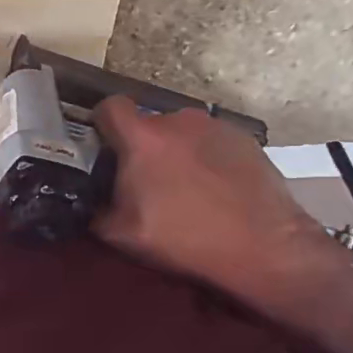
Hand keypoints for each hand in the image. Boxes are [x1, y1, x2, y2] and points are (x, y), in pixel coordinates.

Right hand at [92, 97, 343, 304]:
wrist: (262, 244)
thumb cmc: (186, 238)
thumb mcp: (124, 236)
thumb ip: (96, 211)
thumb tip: (90, 201)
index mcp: (143, 138)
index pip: (110, 107)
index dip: (103, 124)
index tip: (106, 149)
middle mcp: (178, 120)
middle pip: (148, 124)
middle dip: (144, 148)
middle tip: (150, 184)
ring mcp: (215, 126)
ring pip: (182, 133)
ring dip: (178, 152)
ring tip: (189, 190)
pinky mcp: (243, 137)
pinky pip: (212, 141)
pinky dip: (208, 158)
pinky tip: (218, 188)